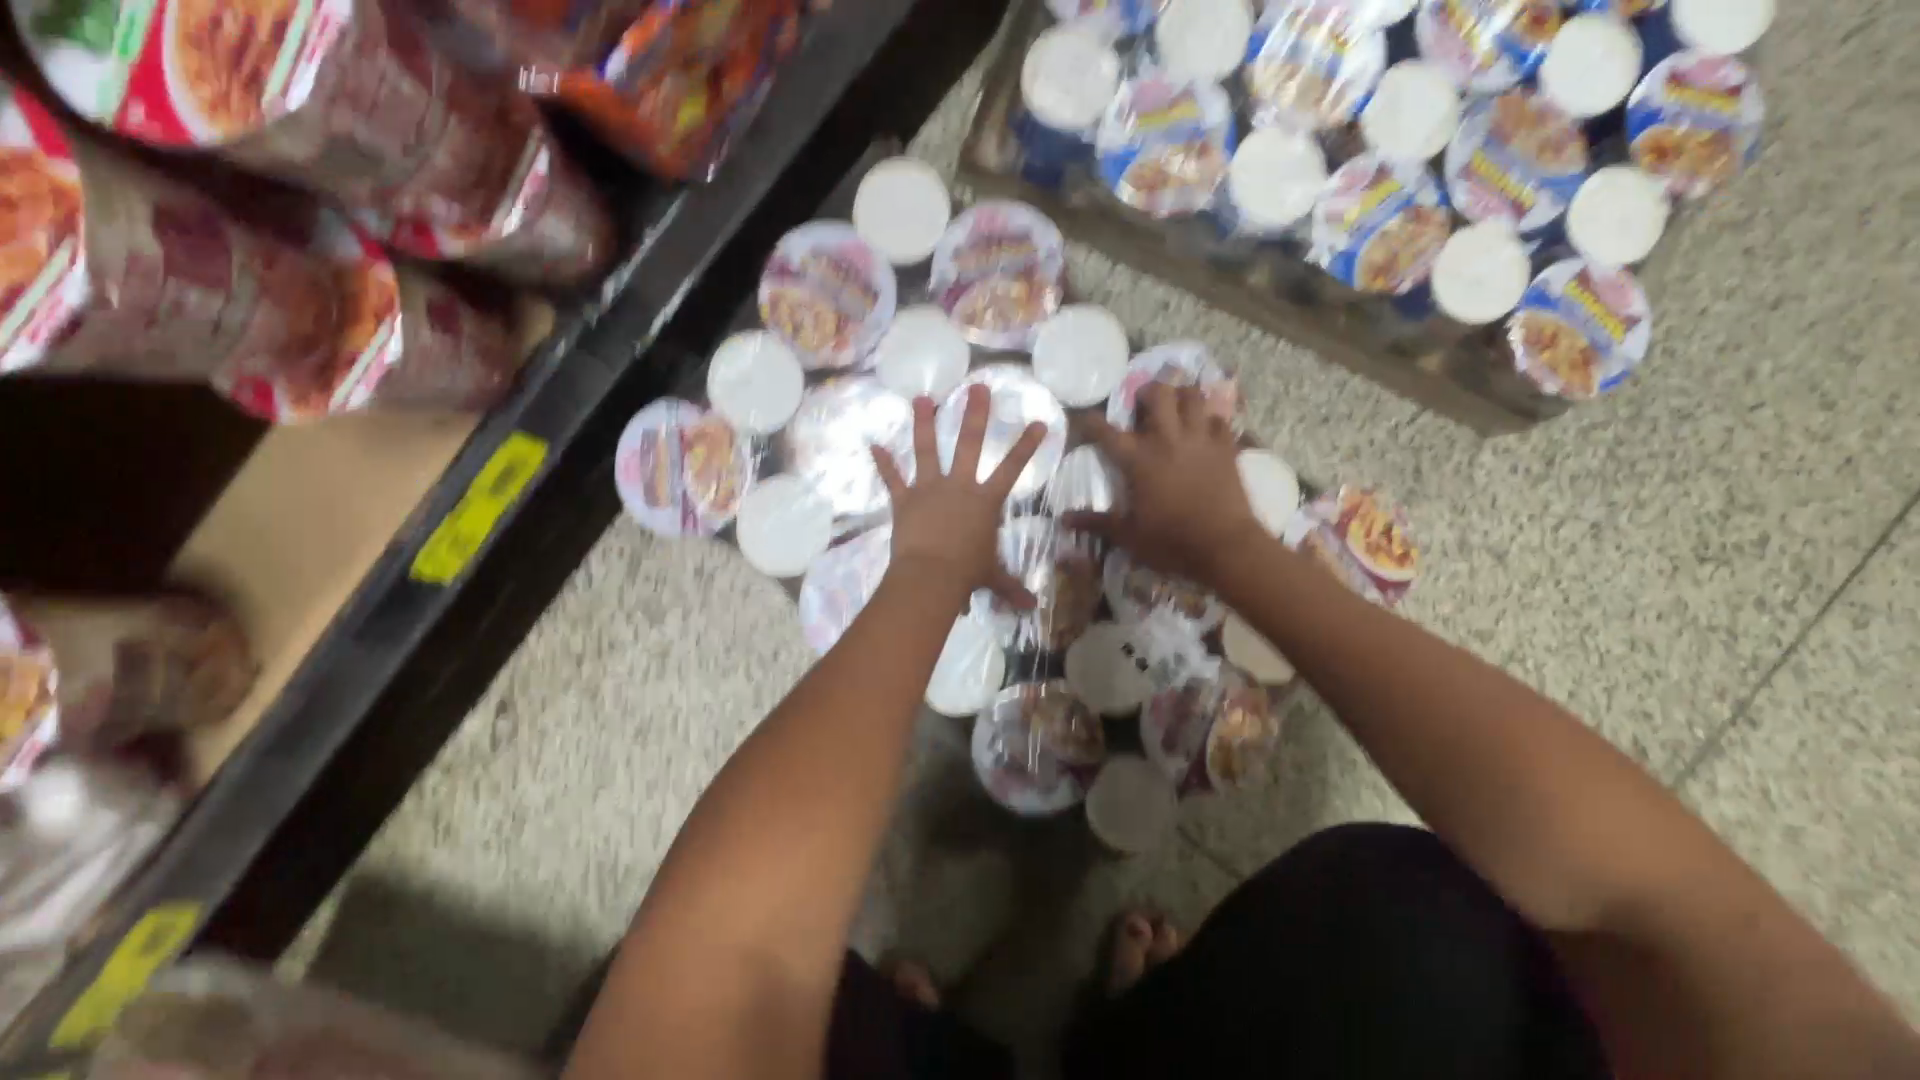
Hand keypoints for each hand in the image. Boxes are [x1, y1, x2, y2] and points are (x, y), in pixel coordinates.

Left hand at [873, 384, 1043, 609]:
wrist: (930, 576)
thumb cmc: (966, 575)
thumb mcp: (992, 578)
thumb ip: (1010, 588)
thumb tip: (1032, 608)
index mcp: (986, 501)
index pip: (1012, 468)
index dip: (1026, 445)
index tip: (1039, 421)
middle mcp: (959, 486)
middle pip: (969, 443)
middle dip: (975, 414)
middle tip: (978, 386)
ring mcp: (929, 489)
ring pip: (927, 449)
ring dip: (924, 422)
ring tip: (922, 397)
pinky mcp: (905, 500)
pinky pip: (892, 479)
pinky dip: (883, 463)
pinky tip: (873, 445)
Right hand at [1067, 382, 1264, 587]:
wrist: (1225, 547)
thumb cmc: (1171, 542)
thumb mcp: (1128, 536)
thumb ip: (1097, 522)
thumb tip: (1064, 519)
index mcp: (1138, 460)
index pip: (1106, 431)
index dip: (1091, 422)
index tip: (1084, 419)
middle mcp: (1167, 440)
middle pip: (1158, 394)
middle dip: (1147, 392)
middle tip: (1143, 404)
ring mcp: (1200, 440)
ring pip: (1193, 396)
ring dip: (1183, 396)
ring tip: (1177, 406)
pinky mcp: (1226, 447)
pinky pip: (1220, 419)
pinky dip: (1211, 420)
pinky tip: (1206, 430)